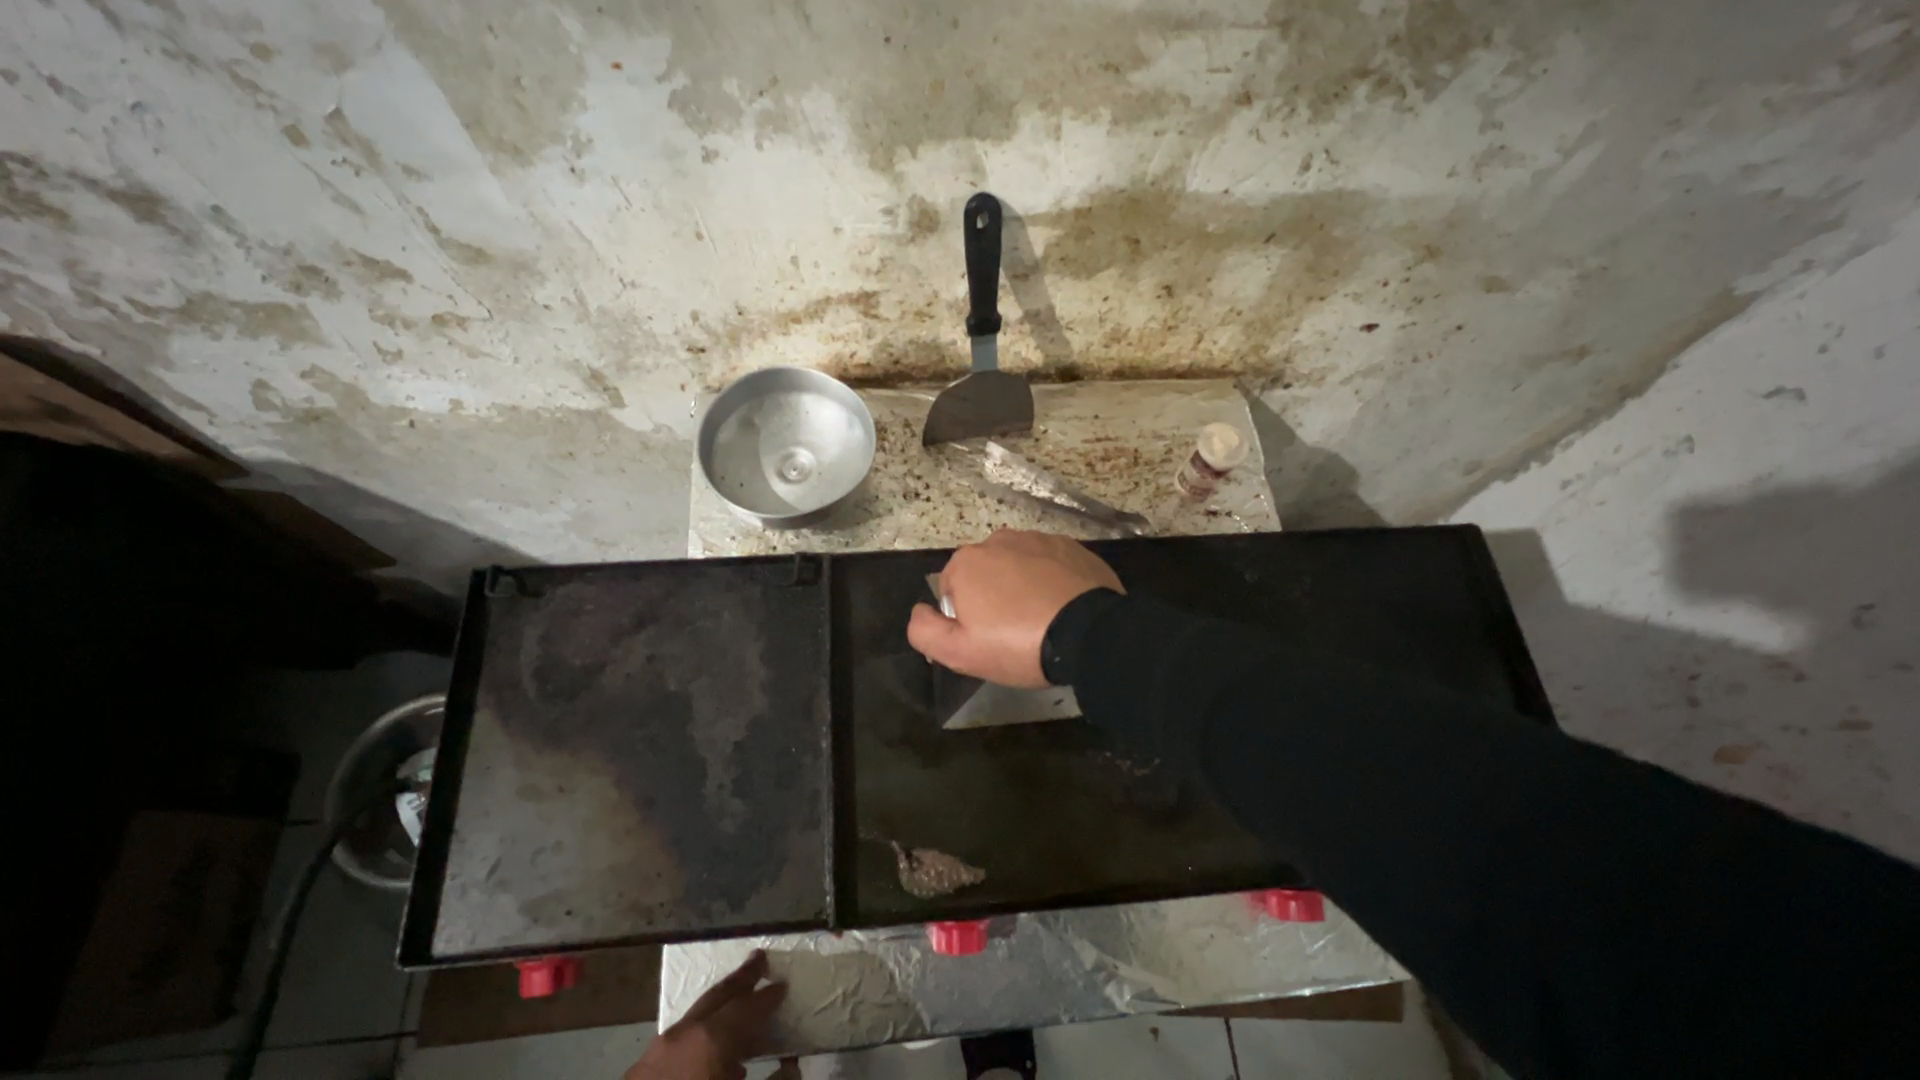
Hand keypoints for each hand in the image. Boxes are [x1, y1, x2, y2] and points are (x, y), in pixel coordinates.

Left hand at [626, 951, 785, 1079]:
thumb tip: (789, 1067)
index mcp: (710, 1040)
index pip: (748, 1006)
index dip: (768, 996)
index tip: (782, 985)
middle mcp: (682, 1036)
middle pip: (717, 998)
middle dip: (740, 980)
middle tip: (759, 961)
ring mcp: (655, 1054)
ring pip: (694, 1018)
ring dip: (718, 1009)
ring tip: (738, 1004)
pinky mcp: (639, 1074)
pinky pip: (677, 1042)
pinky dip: (699, 1036)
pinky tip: (709, 1056)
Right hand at [907, 530, 1122, 687]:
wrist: (1090, 634)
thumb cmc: (1018, 643)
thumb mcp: (959, 652)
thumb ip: (924, 630)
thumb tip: (918, 611)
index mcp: (967, 561)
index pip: (952, 592)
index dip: (966, 620)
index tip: (988, 641)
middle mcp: (1000, 540)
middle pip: (986, 576)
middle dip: (995, 600)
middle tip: (1015, 635)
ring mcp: (1040, 540)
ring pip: (1020, 569)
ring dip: (1025, 590)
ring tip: (1043, 623)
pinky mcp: (1074, 548)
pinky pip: (1053, 567)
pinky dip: (1054, 584)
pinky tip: (1064, 610)